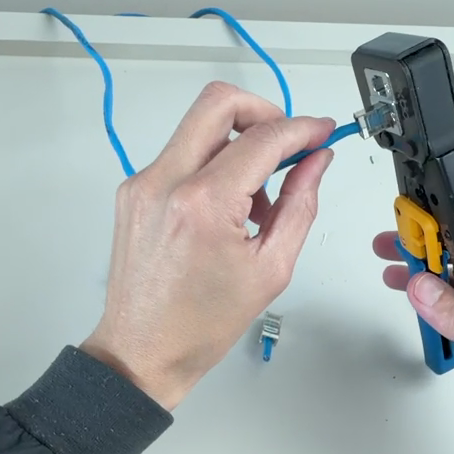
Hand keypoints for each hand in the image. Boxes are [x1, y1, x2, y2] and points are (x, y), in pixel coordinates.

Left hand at [83, 83, 334, 409]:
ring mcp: (141, 184)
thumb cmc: (200, 325)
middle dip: (263, 112)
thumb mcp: (270, 269)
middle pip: (218, 102)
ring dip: (237, 144)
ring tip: (255, 201)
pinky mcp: (133, 192)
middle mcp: (164, 182)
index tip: (321, 132)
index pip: (262, 138)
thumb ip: (299, 205)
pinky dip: (211, 166)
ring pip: (198, 127)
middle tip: (286, 144)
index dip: (301, 128)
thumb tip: (316, 162)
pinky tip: (226, 209)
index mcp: (202, 204)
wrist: (142, 351)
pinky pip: (180, 155)